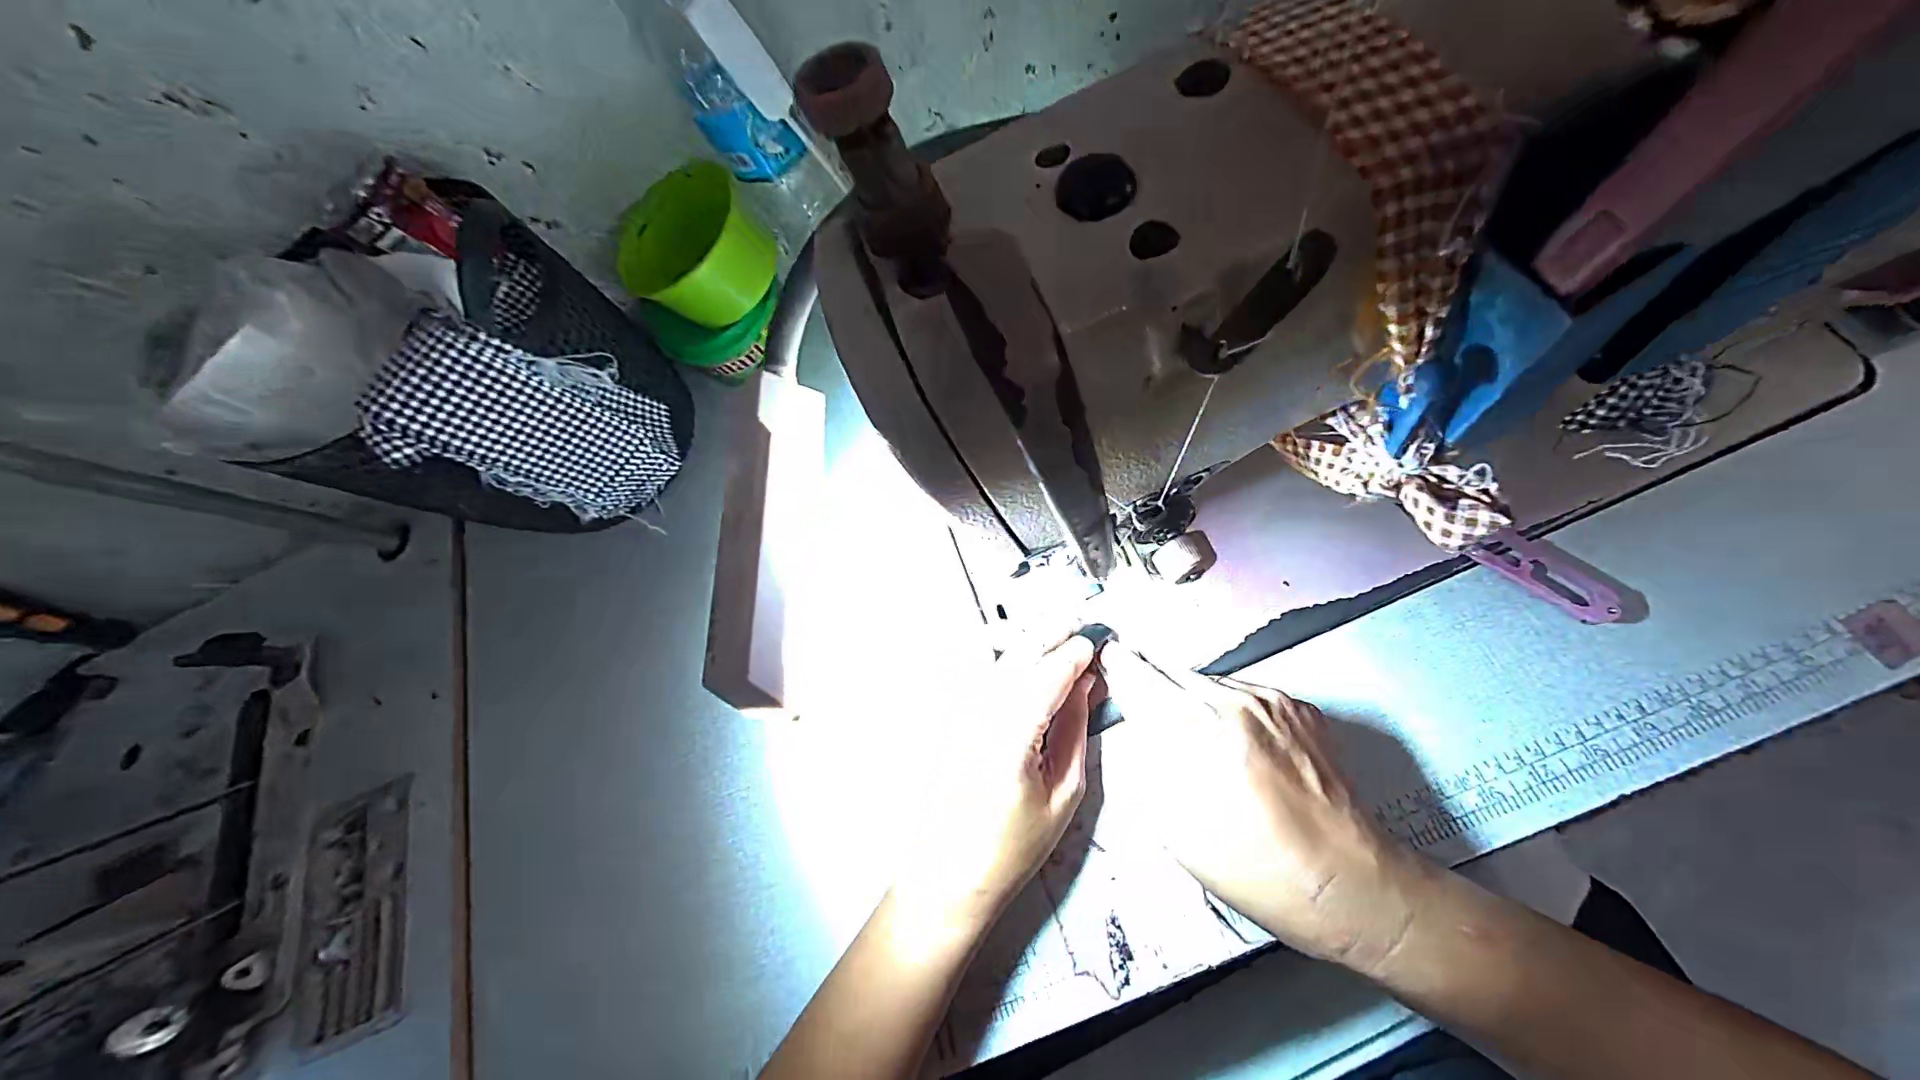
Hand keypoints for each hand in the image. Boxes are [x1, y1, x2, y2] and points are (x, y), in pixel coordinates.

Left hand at [889, 634, 1096, 932]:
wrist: (946, 875)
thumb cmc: (1003, 849)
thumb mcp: (1063, 793)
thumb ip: (1076, 729)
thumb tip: (1085, 687)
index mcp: (1010, 736)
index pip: (1049, 671)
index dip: (1076, 650)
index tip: (1096, 643)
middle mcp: (978, 714)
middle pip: (1020, 650)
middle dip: (1053, 631)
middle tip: (1081, 625)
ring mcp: (960, 713)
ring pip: (1000, 655)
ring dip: (1032, 640)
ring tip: (1061, 637)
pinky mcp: (952, 717)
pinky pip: (985, 671)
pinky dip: (1010, 657)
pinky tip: (1028, 658)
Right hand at [1099, 648, 1431, 973]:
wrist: (1352, 884)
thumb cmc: (1262, 870)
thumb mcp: (1179, 830)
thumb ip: (1149, 768)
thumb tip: (1137, 729)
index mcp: (1205, 733)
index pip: (1144, 680)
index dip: (1119, 668)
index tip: (1106, 659)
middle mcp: (1240, 703)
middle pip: (1174, 673)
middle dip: (1151, 681)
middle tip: (1138, 697)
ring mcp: (1275, 702)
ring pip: (1209, 682)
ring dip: (1189, 697)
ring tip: (1192, 737)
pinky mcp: (1301, 708)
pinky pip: (1245, 694)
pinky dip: (1227, 708)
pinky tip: (1232, 744)